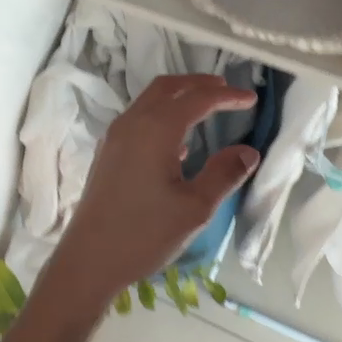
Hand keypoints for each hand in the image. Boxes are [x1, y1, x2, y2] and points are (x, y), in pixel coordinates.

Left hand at [44, 75, 258, 306]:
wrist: (90, 256)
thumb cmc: (146, 233)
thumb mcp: (195, 207)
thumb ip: (223, 174)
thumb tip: (248, 151)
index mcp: (156, 129)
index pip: (197, 99)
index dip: (226, 96)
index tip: (251, 99)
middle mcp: (132, 123)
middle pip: (168, 88)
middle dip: (198, 84)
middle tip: (227, 90)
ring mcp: (115, 136)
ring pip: (150, 100)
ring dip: (179, 96)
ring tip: (207, 106)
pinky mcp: (108, 151)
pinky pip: (139, 118)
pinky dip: (162, 114)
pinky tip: (179, 140)